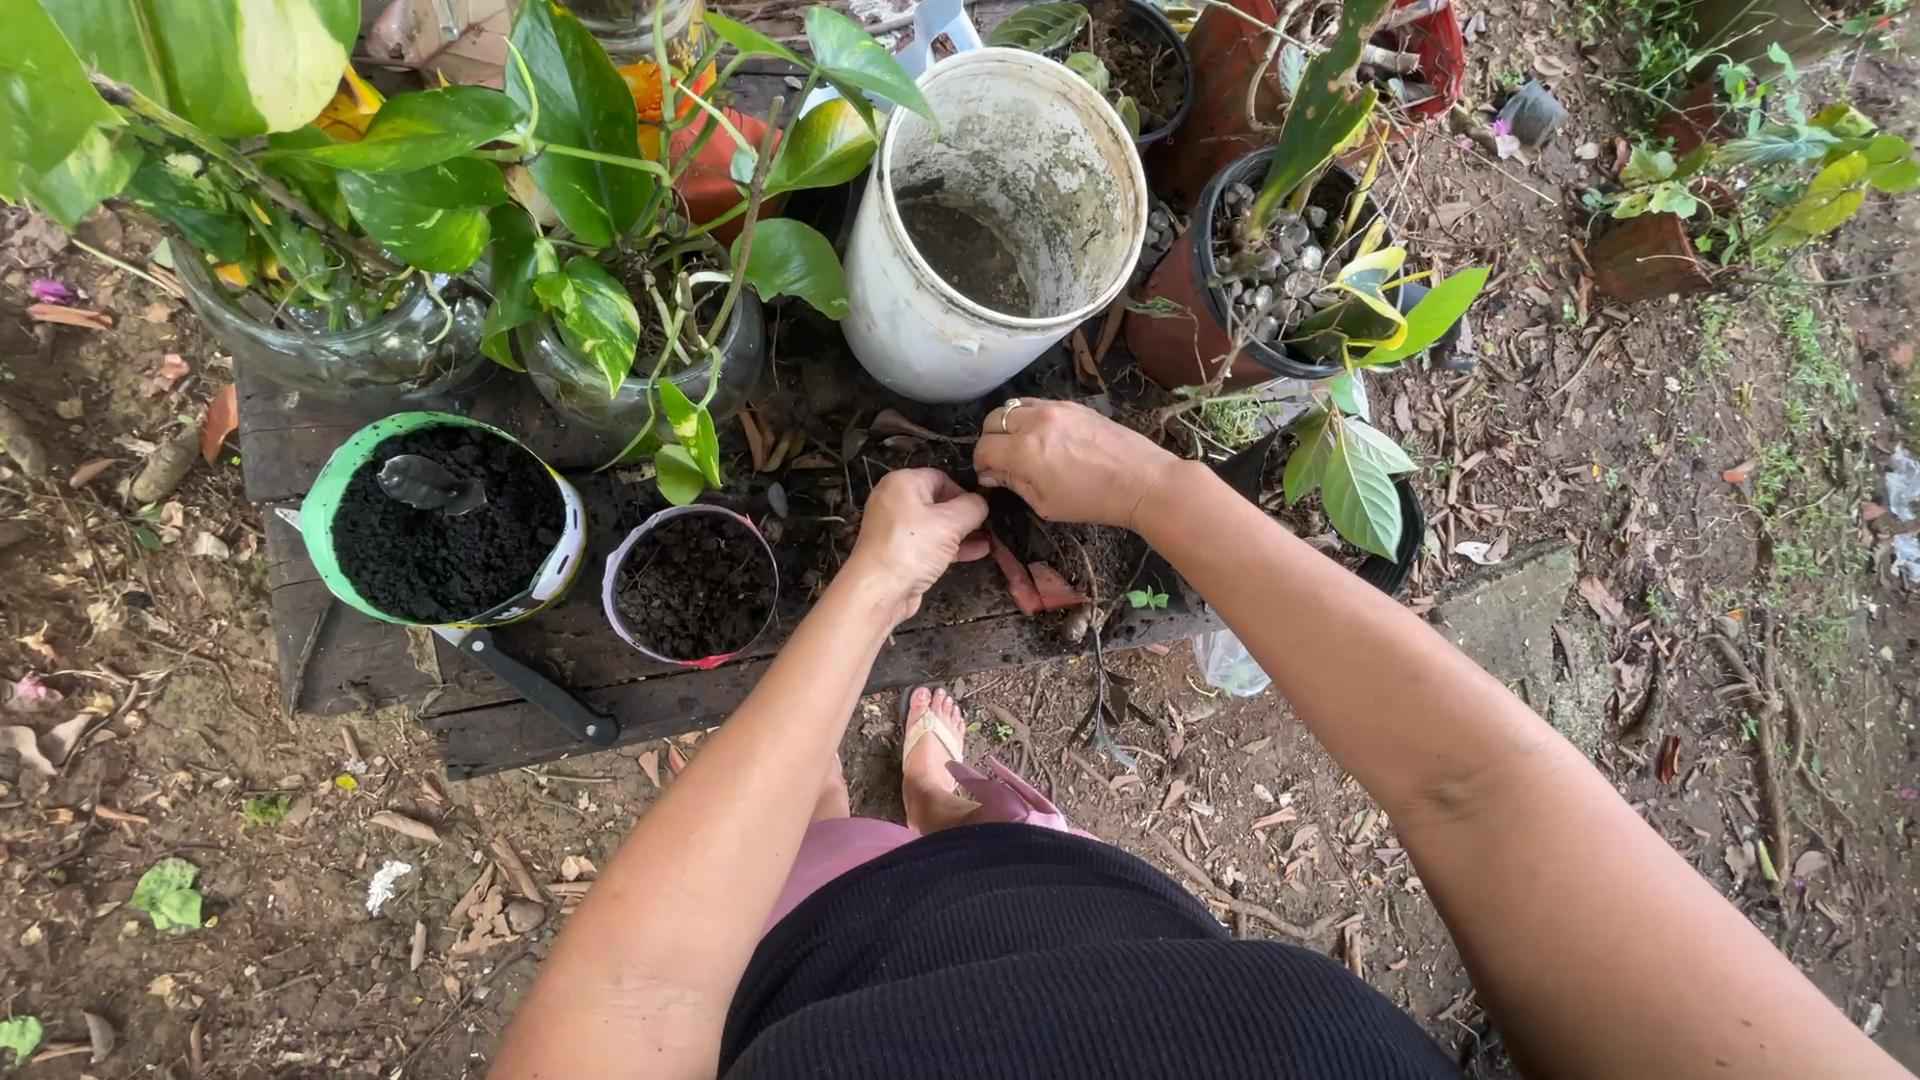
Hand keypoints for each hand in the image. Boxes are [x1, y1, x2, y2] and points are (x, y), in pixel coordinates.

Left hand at [847, 469, 989, 621]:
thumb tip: (982, 504)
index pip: (941, 478)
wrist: (879, 591)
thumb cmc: (912, 548)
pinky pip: (930, 544)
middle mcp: (895, 502)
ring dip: (962, 533)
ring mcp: (896, 529)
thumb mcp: (950, 523)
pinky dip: (951, 547)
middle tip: (988, 525)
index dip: (963, 492)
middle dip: (965, 515)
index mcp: (902, 483)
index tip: (980, 509)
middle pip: (939, 502)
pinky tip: (977, 552)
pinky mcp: (900, 553)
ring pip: (936, 526)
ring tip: (988, 540)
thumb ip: (973, 507)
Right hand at [974, 399, 1179, 528]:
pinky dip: (1030, 416)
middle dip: (990, 440)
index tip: (988, 473)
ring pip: (1013, 406)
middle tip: (1001, 458)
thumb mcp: (1045, 504)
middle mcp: (1035, 422)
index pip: (984, 448)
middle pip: (992, 420)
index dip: (980, 463)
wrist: (1140, 480)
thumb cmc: (1092, 501)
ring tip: (1020, 444)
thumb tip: (991, 474)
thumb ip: (1013, 483)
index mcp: (1025, 451)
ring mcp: (1055, 408)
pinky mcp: (1073, 404)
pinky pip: (1037, 403)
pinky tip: (1043, 435)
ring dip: (1008, 425)